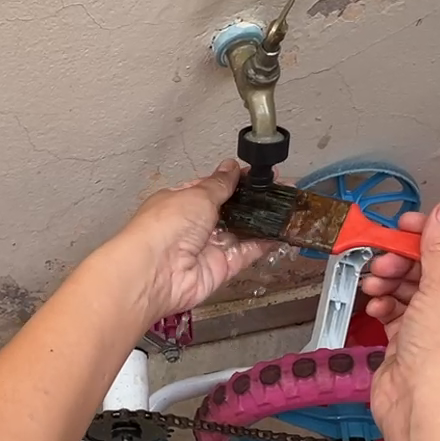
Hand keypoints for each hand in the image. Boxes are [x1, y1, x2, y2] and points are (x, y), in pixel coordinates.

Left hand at [102, 161, 274, 324]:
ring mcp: (205, 248)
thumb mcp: (196, 195)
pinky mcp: (218, 269)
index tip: (258, 175)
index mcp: (180, 202)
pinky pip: (244, 255)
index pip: (210, 188)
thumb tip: (231, 168)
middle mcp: (191, 226)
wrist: (154, 272)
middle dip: (251, 201)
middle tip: (278, 189)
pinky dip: (261, 244)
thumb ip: (219, 184)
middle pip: (227, 211)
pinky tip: (279, 232)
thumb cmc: (162, 228)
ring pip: (239, 233)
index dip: (234, 181)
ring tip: (285, 207)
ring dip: (260, 221)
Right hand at [365, 201, 439, 440]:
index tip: (407, 225)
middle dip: (404, 263)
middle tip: (383, 258)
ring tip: (374, 283)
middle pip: (433, 271)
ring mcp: (438, 331)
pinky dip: (384, 306)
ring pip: (410, 291)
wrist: (422, 410)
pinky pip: (396, 313)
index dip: (434, 238)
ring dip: (390, 283)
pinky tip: (375, 305)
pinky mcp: (411, 345)